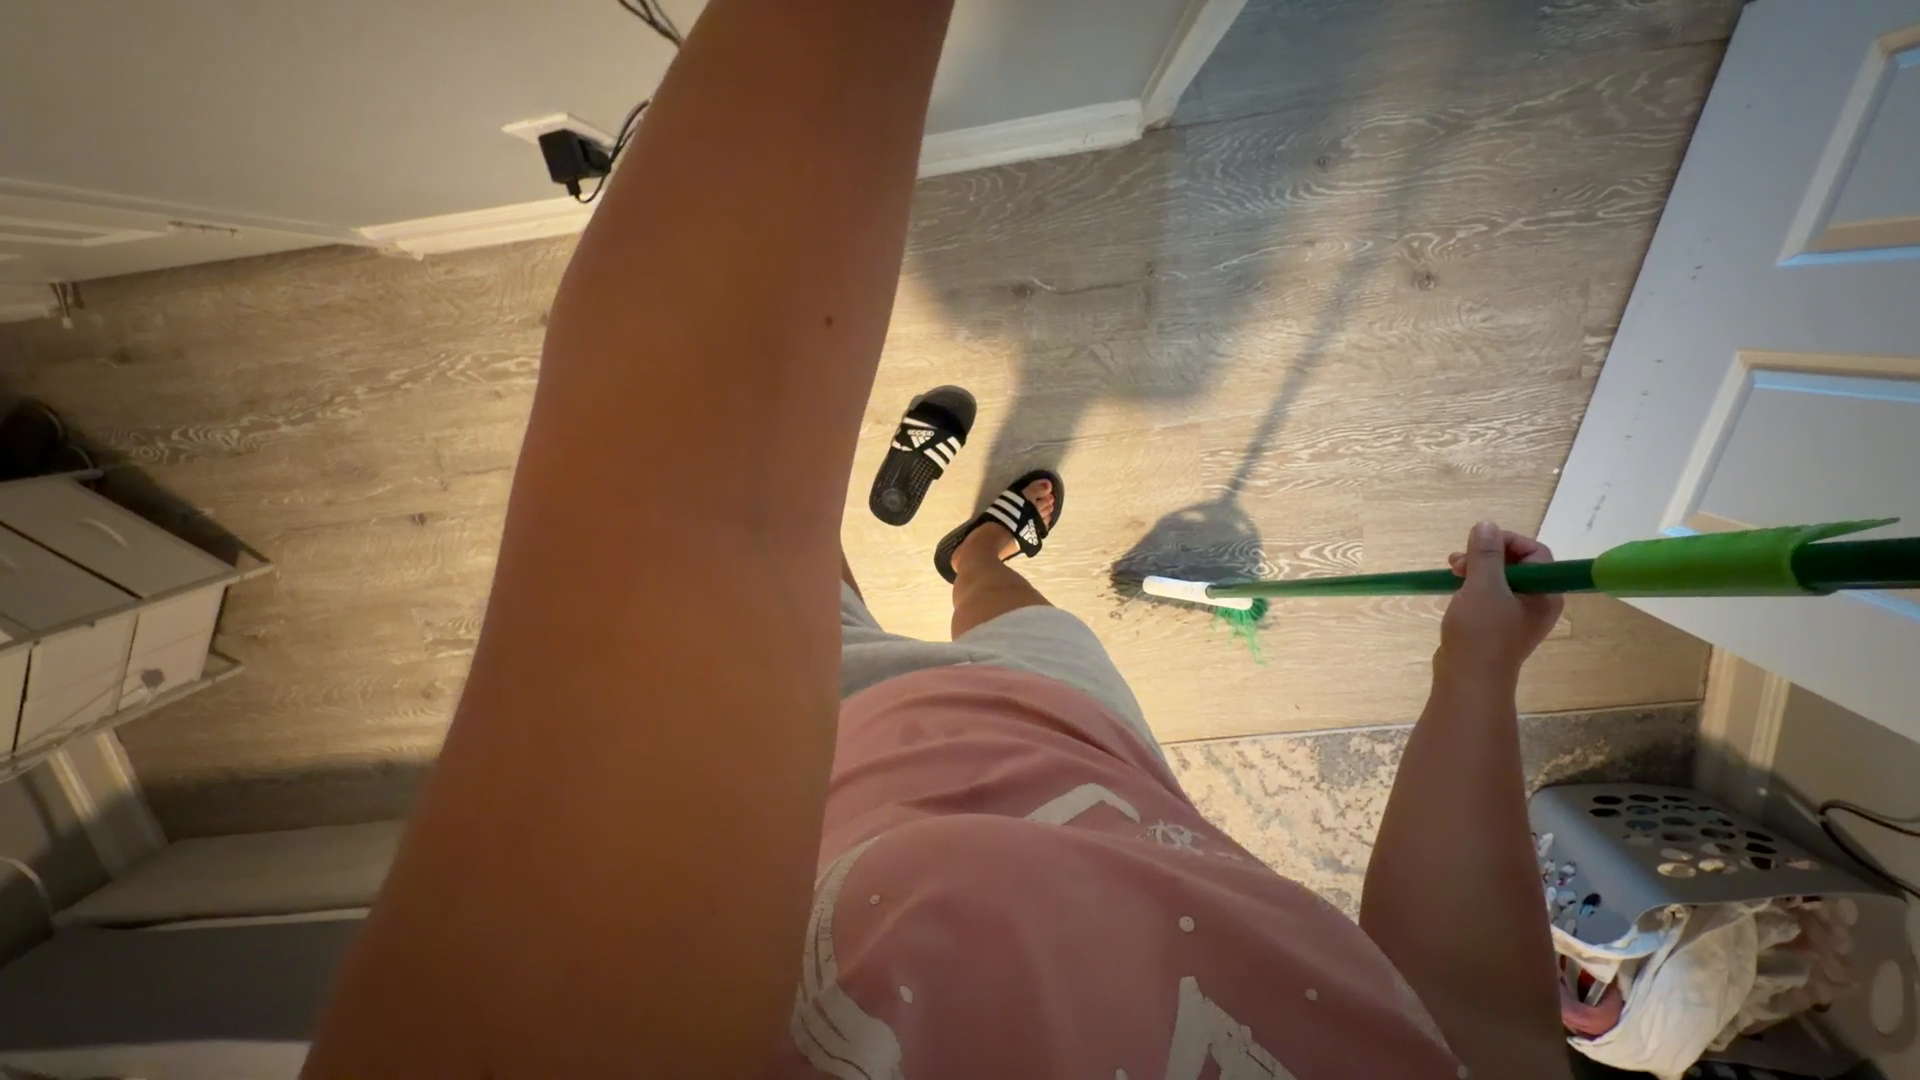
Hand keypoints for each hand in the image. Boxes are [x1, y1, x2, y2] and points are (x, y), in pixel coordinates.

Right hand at [1436, 521, 1561, 684]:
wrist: (1468, 678)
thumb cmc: (1481, 633)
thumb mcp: (1482, 588)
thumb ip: (1486, 555)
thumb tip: (1486, 525)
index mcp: (1544, 594)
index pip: (1536, 553)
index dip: (1507, 541)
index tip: (1477, 543)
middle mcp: (1536, 603)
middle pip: (1516, 564)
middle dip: (1485, 555)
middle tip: (1457, 561)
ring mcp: (1515, 615)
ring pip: (1498, 579)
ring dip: (1474, 569)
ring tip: (1449, 573)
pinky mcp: (1495, 625)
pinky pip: (1487, 595)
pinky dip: (1470, 586)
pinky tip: (1452, 588)